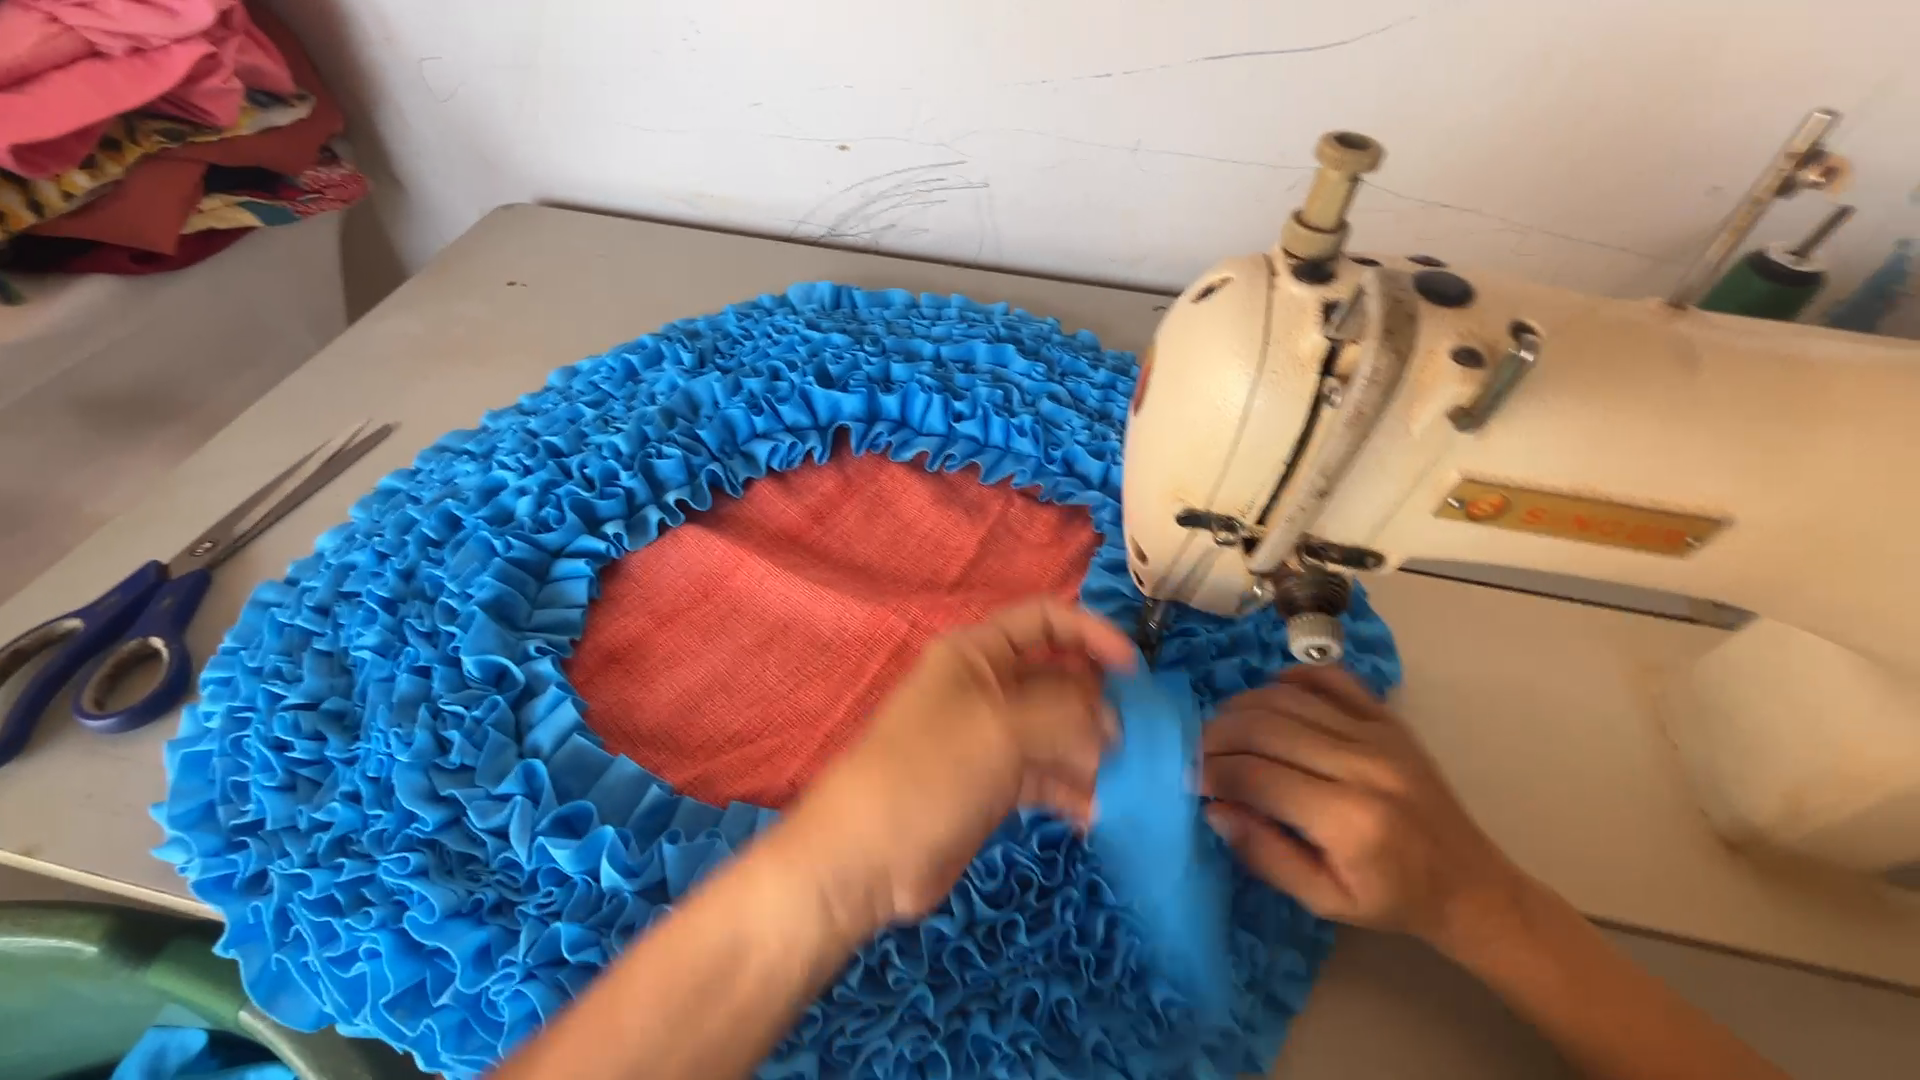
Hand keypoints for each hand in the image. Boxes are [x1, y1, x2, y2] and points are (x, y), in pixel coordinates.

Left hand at [776, 599, 1136, 939]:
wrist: (866, 856)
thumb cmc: (930, 770)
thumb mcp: (1001, 728)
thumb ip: (1067, 717)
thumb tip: (1114, 725)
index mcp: (978, 653)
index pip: (1044, 621)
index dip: (1091, 635)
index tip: (1134, 672)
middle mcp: (988, 687)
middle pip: (1059, 678)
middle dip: (1100, 703)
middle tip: (1137, 737)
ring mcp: (992, 739)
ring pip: (1059, 731)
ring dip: (1093, 750)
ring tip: (1128, 779)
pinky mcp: (997, 786)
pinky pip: (1049, 776)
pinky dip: (1075, 789)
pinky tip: (1100, 811)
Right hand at [1200, 666, 1524, 952]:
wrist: (1470, 885)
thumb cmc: (1391, 899)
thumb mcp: (1322, 900)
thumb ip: (1264, 854)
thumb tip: (1214, 808)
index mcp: (1349, 820)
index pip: (1256, 777)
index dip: (1212, 773)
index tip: (1189, 779)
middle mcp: (1363, 766)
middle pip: (1265, 727)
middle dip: (1216, 736)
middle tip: (1196, 752)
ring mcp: (1379, 735)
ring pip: (1288, 697)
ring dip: (1241, 707)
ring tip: (1222, 729)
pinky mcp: (1388, 719)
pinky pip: (1330, 679)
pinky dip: (1289, 678)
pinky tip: (1267, 697)